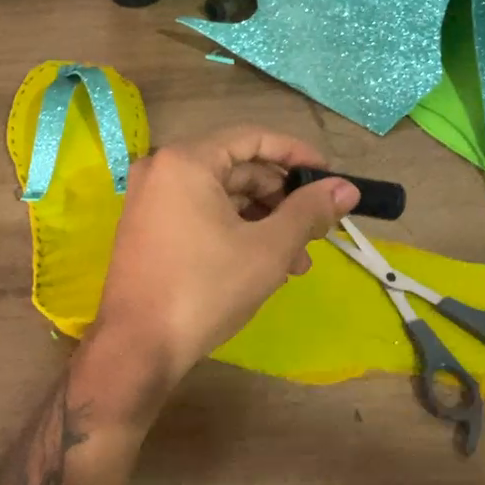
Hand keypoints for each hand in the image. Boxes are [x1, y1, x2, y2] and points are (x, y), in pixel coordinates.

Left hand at [88, 127, 359, 406]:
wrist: (138, 346)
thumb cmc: (205, 289)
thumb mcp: (268, 248)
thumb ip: (308, 212)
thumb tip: (346, 188)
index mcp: (186, 161)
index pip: (252, 138)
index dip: (297, 155)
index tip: (331, 179)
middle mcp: (161, 171)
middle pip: (236, 168)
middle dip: (282, 200)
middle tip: (317, 232)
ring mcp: (149, 202)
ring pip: (220, 198)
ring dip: (263, 223)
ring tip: (297, 262)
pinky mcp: (147, 231)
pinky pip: (199, 216)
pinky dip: (234, 233)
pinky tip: (264, 266)